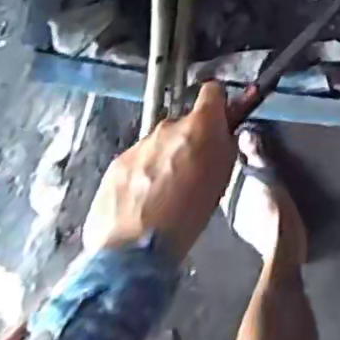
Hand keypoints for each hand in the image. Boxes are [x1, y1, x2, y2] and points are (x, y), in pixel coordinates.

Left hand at [82, 82, 234, 261]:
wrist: (134, 250)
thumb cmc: (189, 211)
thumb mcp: (223, 173)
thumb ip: (224, 143)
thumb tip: (225, 131)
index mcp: (200, 124)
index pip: (212, 90)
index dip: (218, 102)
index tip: (220, 117)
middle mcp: (167, 126)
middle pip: (183, 122)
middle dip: (189, 139)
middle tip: (192, 168)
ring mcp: (137, 145)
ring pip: (158, 144)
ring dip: (164, 158)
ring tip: (164, 192)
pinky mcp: (114, 166)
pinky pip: (136, 162)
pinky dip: (141, 175)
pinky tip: (142, 202)